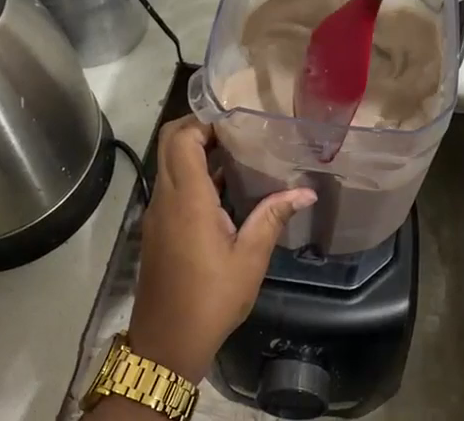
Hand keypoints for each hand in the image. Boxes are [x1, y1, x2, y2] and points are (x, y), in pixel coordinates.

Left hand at [124, 117, 315, 382]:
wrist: (165, 346)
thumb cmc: (210, 300)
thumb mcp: (250, 259)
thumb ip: (273, 217)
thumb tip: (306, 191)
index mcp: (187, 199)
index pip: (182, 138)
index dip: (203, 120)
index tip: (235, 118)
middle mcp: (165, 198)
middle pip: (169, 143)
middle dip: (198, 128)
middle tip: (236, 130)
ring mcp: (157, 214)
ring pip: (168, 163)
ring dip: (195, 151)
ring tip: (237, 151)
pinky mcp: (158, 228)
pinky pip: (171, 185)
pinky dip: (192, 174)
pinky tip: (226, 188)